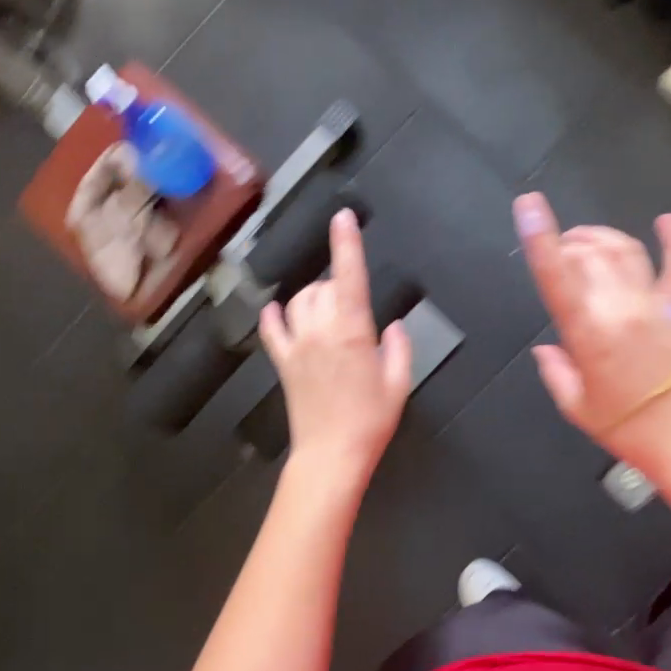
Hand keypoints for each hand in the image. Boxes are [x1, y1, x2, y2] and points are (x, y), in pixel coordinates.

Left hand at [260, 209, 412, 480]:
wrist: (332, 454)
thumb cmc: (371, 420)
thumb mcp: (398, 383)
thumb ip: (397, 348)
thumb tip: (390, 327)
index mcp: (353, 330)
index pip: (348, 275)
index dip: (346, 243)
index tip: (342, 216)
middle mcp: (320, 330)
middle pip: (322, 288)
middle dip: (336, 287)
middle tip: (353, 310)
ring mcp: (297, 345)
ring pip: (297, 301)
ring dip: (312, 298)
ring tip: (327, 314)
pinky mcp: (282, 362)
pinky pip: (272, 329)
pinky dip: (274, 316)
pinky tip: (277, 311)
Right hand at [514, 192, 670, 472]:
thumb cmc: (625, 428)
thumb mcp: (576, 406)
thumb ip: (557, 371)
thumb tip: (547, 349)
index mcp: (588, 333)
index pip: (557, 276)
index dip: (539, 238)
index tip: (528, 205)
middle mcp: (620, 309)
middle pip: (590, 256)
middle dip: (568, 244)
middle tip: (559, 252)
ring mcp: (653, 305)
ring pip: (625, 251)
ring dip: (601, 238)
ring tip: (585, 240)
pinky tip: (669, 219)